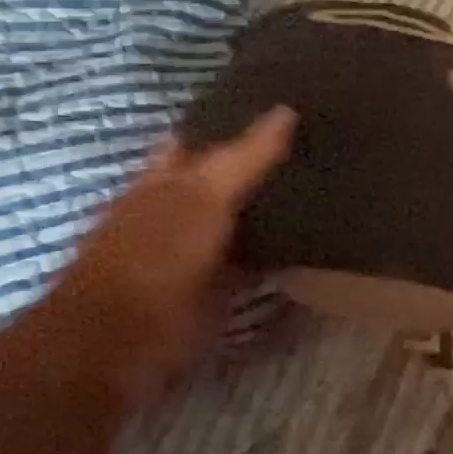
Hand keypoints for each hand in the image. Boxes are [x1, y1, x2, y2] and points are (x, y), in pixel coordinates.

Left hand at [43, 106, 296, 404]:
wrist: (121, 345)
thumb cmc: (152, 258)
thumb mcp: (203, 195)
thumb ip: (245, 156)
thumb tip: (286, 110)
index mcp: (162, 182)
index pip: (199, 140)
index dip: (232, 124)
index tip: (283, 108)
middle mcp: (174, 214)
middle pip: (224, 181)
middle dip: (262, 168)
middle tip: (319, 148)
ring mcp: (194, 256)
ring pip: (243, 221)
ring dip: (277, 211)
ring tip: (331, 189)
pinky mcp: (216, 293)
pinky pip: (260, 263)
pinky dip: (285, 254)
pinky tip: (318, 242)